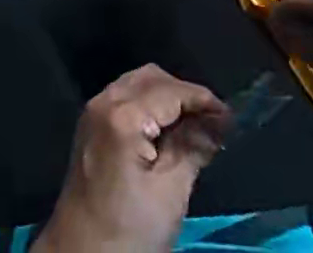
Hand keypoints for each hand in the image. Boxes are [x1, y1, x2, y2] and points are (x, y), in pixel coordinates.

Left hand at [34, 65, 231, 252]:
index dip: (203, 99)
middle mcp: (103, 101)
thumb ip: (193, 148)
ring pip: (136, 84)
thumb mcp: (170, 192)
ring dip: (166, 97)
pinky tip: (168, 131)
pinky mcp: (90, 125)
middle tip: (214, 122)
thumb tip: (218, 123)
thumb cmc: (130, 230)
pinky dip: (149, 105)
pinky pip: (124, 98)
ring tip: (196, 127)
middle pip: (150, 77)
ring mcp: (93, 111)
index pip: (170, 90)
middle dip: (184, 93)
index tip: (232, 118)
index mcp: (122, 115)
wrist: (81, 252)